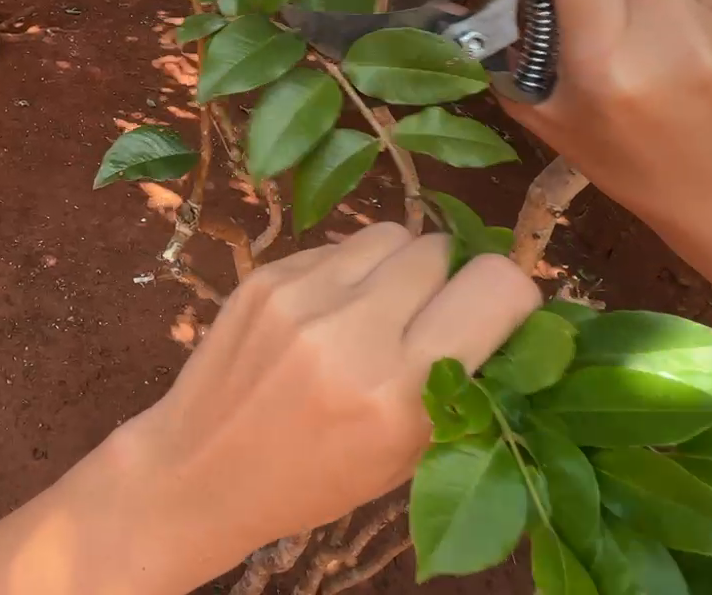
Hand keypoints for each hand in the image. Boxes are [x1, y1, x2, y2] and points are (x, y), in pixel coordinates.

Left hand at [109, 223, 537, 573]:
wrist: (202, 465)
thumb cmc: (314, 478)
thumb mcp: (406, 456)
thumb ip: (457, 380)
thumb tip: (501, 307)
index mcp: (401, 395)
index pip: (494, 287)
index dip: (508, 293)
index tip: (497, 310)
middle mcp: (351, 332)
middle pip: (437, 249)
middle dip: (447, 275)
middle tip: (429, 310)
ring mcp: (299, 295)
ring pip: (388, 233)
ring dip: (398, 263)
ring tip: (380, 304)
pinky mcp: (263, 275)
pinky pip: (335, 246)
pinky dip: (347, 269)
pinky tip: (327, 308)